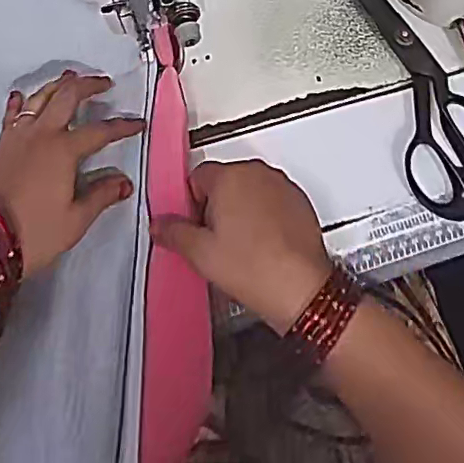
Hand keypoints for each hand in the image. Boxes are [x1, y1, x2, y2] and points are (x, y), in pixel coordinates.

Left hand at [0, 71, 145, 278]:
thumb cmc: (34, 232)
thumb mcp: (75, 220)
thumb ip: (101, 195)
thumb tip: (123, 183)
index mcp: (64, 150)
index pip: (100, 131)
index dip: (122, 126)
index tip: (138, 124)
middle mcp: (42, 135)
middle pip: (68, 96)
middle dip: (89, 85)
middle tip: (104, 83)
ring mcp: (19, 137)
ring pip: (40, 98)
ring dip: (57, 85)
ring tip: (70, 78)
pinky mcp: (3, 145)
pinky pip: (12, 115)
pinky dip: (19, 102)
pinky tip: (21, 96)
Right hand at [152, 161, 333, 332]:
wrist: (302, 290)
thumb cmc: (258, 269)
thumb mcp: (201, 254)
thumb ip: (174, 232)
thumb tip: (161, 225)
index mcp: (229, 176)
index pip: (196, 177)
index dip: (191, 204)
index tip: (194, 226)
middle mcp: (257, 172)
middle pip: (223, 181)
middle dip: (215, 206)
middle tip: (216, 240)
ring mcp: (281, 185)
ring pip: (249, 189)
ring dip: (241, 210)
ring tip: (241, 246)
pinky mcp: (299, 200)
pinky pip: (272, 199)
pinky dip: (265, 215)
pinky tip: (262, 245)